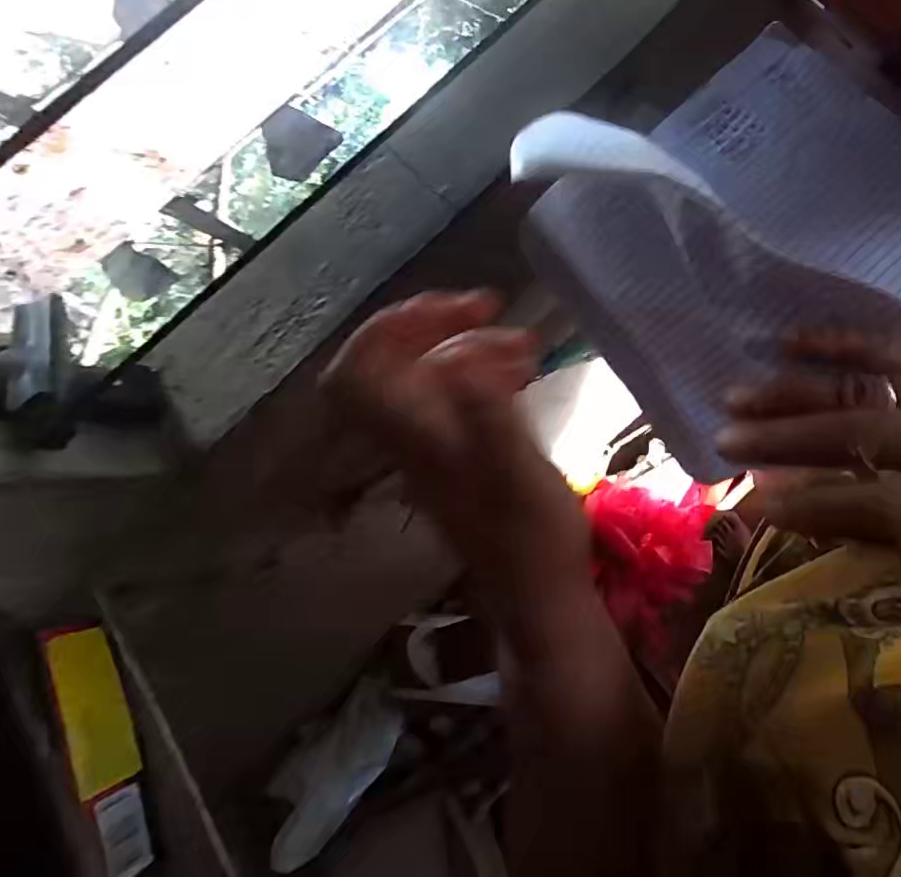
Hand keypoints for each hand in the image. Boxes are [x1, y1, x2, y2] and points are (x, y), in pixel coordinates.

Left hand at [320, 290, 590, 609]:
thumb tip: (457, 364)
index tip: (452, 307)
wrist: (539, 593)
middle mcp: (416, 438)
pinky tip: (523, 371)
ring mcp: (438, 447)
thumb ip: (489, 420)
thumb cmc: (533, 539)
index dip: (391, 327)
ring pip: (429, 378)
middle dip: (435, 324)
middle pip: (391, 365)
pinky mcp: (463, 455)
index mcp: (419, 438)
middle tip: (491, 307)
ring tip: (524, 341)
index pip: (361, 372)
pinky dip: (484, 371)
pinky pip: (458, 396)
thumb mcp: (519, 476)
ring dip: (468, 345)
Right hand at [717, 333, 900, 554]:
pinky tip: (789, 342)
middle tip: (725, 442)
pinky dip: (836, 344)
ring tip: (737, 397)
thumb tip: (804, 511)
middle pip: (863, 438)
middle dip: (786, 442)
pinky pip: (889, 348)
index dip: (814, 506)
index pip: (883, 505)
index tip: (752, 502)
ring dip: (795, 392)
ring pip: (865, 388)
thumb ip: (893, 527)